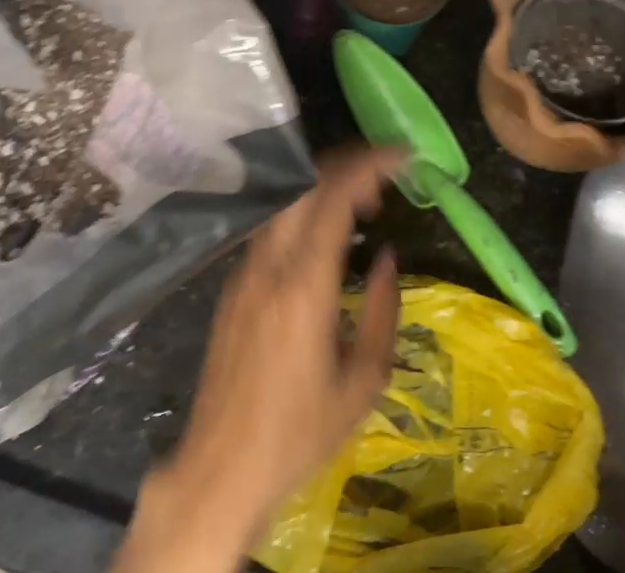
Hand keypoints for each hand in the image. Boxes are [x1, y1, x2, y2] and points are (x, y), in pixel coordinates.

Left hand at [114, 146, 403, 572]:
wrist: (221, 467)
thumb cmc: (300, 433)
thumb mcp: (363, 380)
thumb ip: (382, 310)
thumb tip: (386, 258)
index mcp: (303, 287)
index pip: (333, 198)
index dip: (369, 165)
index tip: (402, 156)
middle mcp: (268, 268)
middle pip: (303, 187)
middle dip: (346, 165)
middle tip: (386, 174)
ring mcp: (243, 276)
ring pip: (283, 205)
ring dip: (323, 189)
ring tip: (363, 204)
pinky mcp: (232, 290)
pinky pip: (270, 232)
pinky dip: (303, 216)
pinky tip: (326, 239)